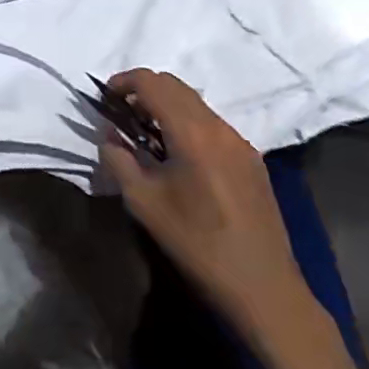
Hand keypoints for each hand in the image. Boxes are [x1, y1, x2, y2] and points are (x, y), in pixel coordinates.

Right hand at [98, 69, 306, 324]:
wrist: (263, 287)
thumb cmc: (196, 244)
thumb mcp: (143, 204)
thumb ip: (119, 160)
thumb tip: (109, 135)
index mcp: (191, 132)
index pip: (152, 83)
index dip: (124, 81)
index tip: (105, 97)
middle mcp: (218, 126)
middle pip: (175, 85)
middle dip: (144, 90)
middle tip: (122, 113)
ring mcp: (240, 141)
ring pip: (195, 103)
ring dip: (167, 105)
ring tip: (147, 134)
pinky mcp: (252, 159)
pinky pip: (212, 124)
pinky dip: (188, 123)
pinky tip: (179, 155)